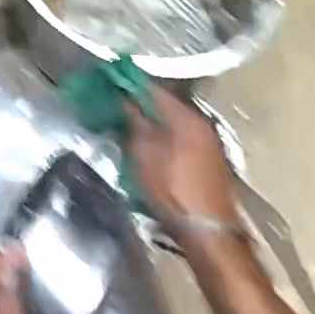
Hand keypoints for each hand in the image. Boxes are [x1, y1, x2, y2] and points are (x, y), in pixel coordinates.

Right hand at [126, 86, 237, 225]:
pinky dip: (161, 134)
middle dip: (137, 102)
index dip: (127, 83)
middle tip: (112, 105)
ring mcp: (207, 142)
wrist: (207, 231)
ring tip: (124, 125)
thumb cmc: (171, 186)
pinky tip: (146, 144)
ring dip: (149, 120)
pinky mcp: (208, 160)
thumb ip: (133, 119)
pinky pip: (179, 136)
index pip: (151, 87)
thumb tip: (123, 98)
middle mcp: (201, 123)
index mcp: (185, 115)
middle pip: (163, 103)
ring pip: (171, 120)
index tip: (106, 82)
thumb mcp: (143, 150)